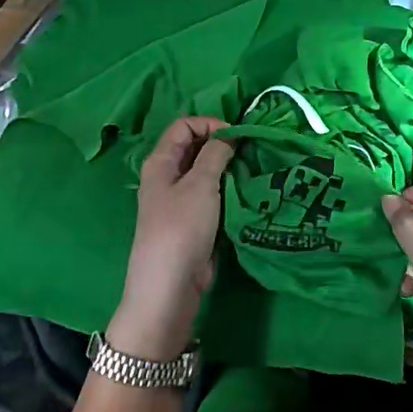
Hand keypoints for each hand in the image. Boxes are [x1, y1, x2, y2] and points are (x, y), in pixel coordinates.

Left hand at [107, 117, 234, 360]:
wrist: (170, 288)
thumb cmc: (181, 228)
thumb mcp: (201, 184)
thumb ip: (216, 153)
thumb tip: (230, 134)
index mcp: (160, 162)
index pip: (184, 126)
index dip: (210, 124)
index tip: (237, 135)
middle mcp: (168, 176)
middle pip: (195, 146)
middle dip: (223, 144)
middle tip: (250, 151)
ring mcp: (180, 200)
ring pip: (207, 171)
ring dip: (228, 168)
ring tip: (252, 169)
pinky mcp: (194, 220)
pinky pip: (213, 194)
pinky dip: (229, 189)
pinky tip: (247, 191)